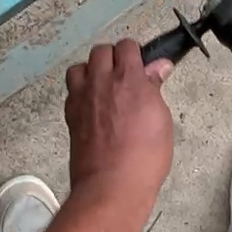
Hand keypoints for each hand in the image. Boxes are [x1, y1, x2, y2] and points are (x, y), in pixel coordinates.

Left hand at [63, 40, 175, 210]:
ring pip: (80, 67)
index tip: (143, 66)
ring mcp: (82, 98)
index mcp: (128, 79)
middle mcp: (101, 82)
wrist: (112, 185)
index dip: (135, 54)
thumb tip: (158, 68)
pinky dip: (81, 91)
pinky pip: (72, 90)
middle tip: (125, 75)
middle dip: (113, 58)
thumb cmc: (143, 157)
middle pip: (101, 51)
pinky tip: (94, 106)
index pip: (127, 46)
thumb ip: (155, 88)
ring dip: (92, 71)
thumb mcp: (161, 119)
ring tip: (104, 87)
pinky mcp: (70, 115)